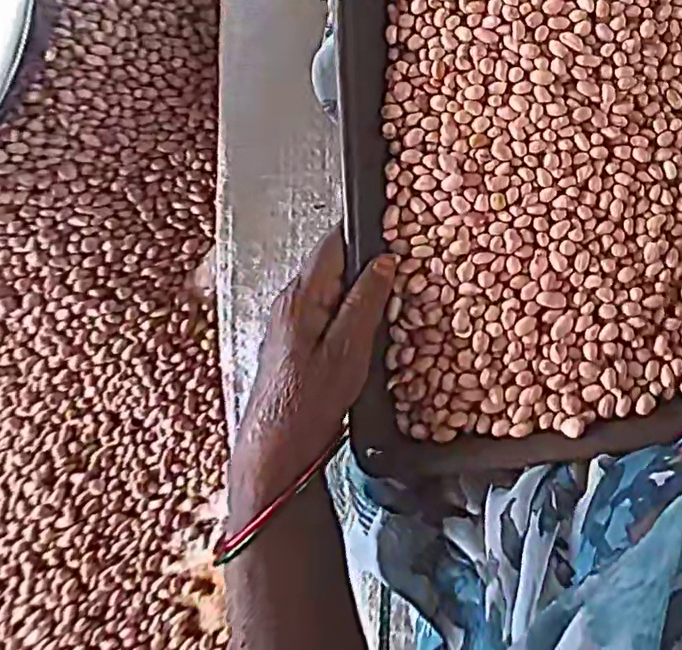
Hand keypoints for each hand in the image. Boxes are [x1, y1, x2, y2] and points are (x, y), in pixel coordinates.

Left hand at [230, 230, 395, 511]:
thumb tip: (384, 261)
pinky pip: (329, 307)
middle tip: (405, 268)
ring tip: (393, 298)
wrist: (275, 454)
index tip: (396, 228)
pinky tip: (370, 327)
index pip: (334, 242)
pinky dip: (352, 309)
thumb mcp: (348, 349)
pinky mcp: (297, 337)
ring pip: (334, 286)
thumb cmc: (309, 404)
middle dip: (370, 262)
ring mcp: (291, 319)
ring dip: (363, 288)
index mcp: (301, 297)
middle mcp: (291, 301)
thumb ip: (366, 300)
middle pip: (335, 262)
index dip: (366, 231)